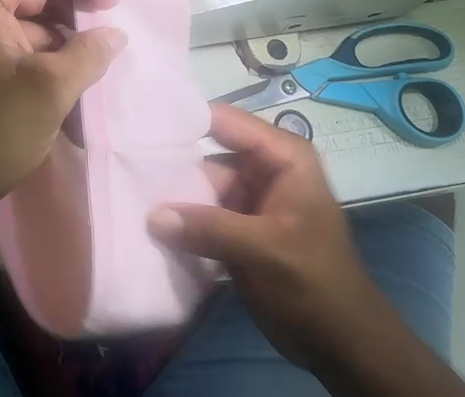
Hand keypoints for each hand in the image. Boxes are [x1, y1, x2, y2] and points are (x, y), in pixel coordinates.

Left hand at [0, 0, 127, 236]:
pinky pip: (6, 35)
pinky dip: (37, 51)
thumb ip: (88, 54)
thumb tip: (112, 35)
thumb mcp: (47, 93)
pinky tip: (60, 86)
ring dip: (58, 33)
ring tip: (85, 71)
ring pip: (22, 10)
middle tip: (100, 42)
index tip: (108, 10)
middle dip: (72, 4)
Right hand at [148, 104, 387, 375]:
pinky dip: (179, 224)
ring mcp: (249, 202)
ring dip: (171, 198)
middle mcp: (264, 171)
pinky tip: (144, 225)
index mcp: (283, 157)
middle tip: (123, 167)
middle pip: (208, 156)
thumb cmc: (316, 283)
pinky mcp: (237, 232)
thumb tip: (153, 215)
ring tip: (126, 197)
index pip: (227, 122)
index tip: (141, 122)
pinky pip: (200, 218)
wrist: (341, 343)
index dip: (187, 119)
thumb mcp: (267, 251)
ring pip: (200, 188)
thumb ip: (211, 229)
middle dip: (171, 165)